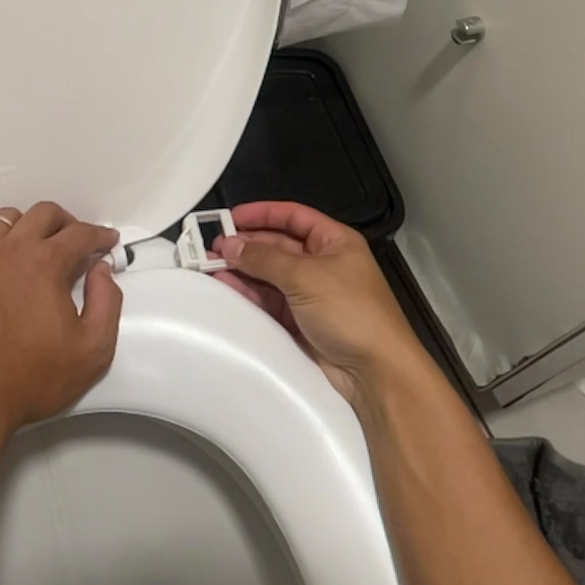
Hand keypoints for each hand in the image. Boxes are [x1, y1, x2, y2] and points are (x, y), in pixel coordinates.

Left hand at [0, 202, 122, 436]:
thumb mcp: (92, 350)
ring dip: (26, 229)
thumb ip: (107, 302)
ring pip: (4, 221)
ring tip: (33, 249)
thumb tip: (101, 273)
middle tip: (74, 242)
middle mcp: (7, 253)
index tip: (105, 243)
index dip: (100, 235)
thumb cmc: (26, 382)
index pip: (81, 234)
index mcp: (44, 265)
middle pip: (43, 214)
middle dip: (66, 223)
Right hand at [213, 201, 427, 404]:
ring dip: (243, 269)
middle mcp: (323, 264)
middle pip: (278, 246)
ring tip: (211, 266)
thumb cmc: (352, 312)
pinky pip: (269, 300)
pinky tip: (226, 288)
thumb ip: (264, 258)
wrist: (374, 371)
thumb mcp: (306, 276)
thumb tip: (232, 244)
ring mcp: (311, 294)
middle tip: (213, 247)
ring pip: (270, 274)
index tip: (232, 216)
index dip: (263, 213)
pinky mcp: (301, 321)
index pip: (294, 217)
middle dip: (246, 245)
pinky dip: (248, 293)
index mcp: (335, 242)